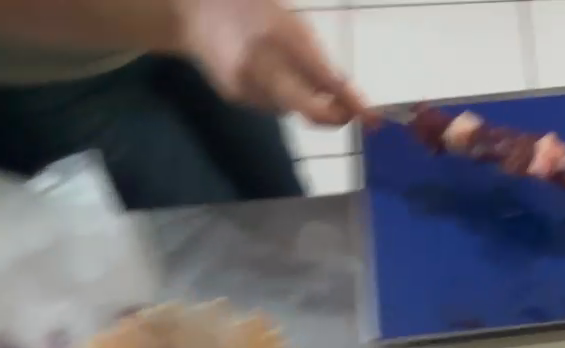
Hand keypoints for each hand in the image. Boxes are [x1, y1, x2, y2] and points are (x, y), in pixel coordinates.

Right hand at [175, 0, 368, 124]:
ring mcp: (246, 83)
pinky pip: (272, 106)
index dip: (352, 104)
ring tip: (288, 69)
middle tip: (346, 110)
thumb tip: (350, 97)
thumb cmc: (252, 10)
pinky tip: (265, 72)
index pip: (327, 81)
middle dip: (335, 116)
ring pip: (294, 108)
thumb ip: (319, 60)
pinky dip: (280, 96)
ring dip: (304, 99)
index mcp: (282, 36)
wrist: (191, 8)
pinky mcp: (234, 95)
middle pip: (312, 111)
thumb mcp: (291, 24)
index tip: (373, 119)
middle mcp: (263, 65)